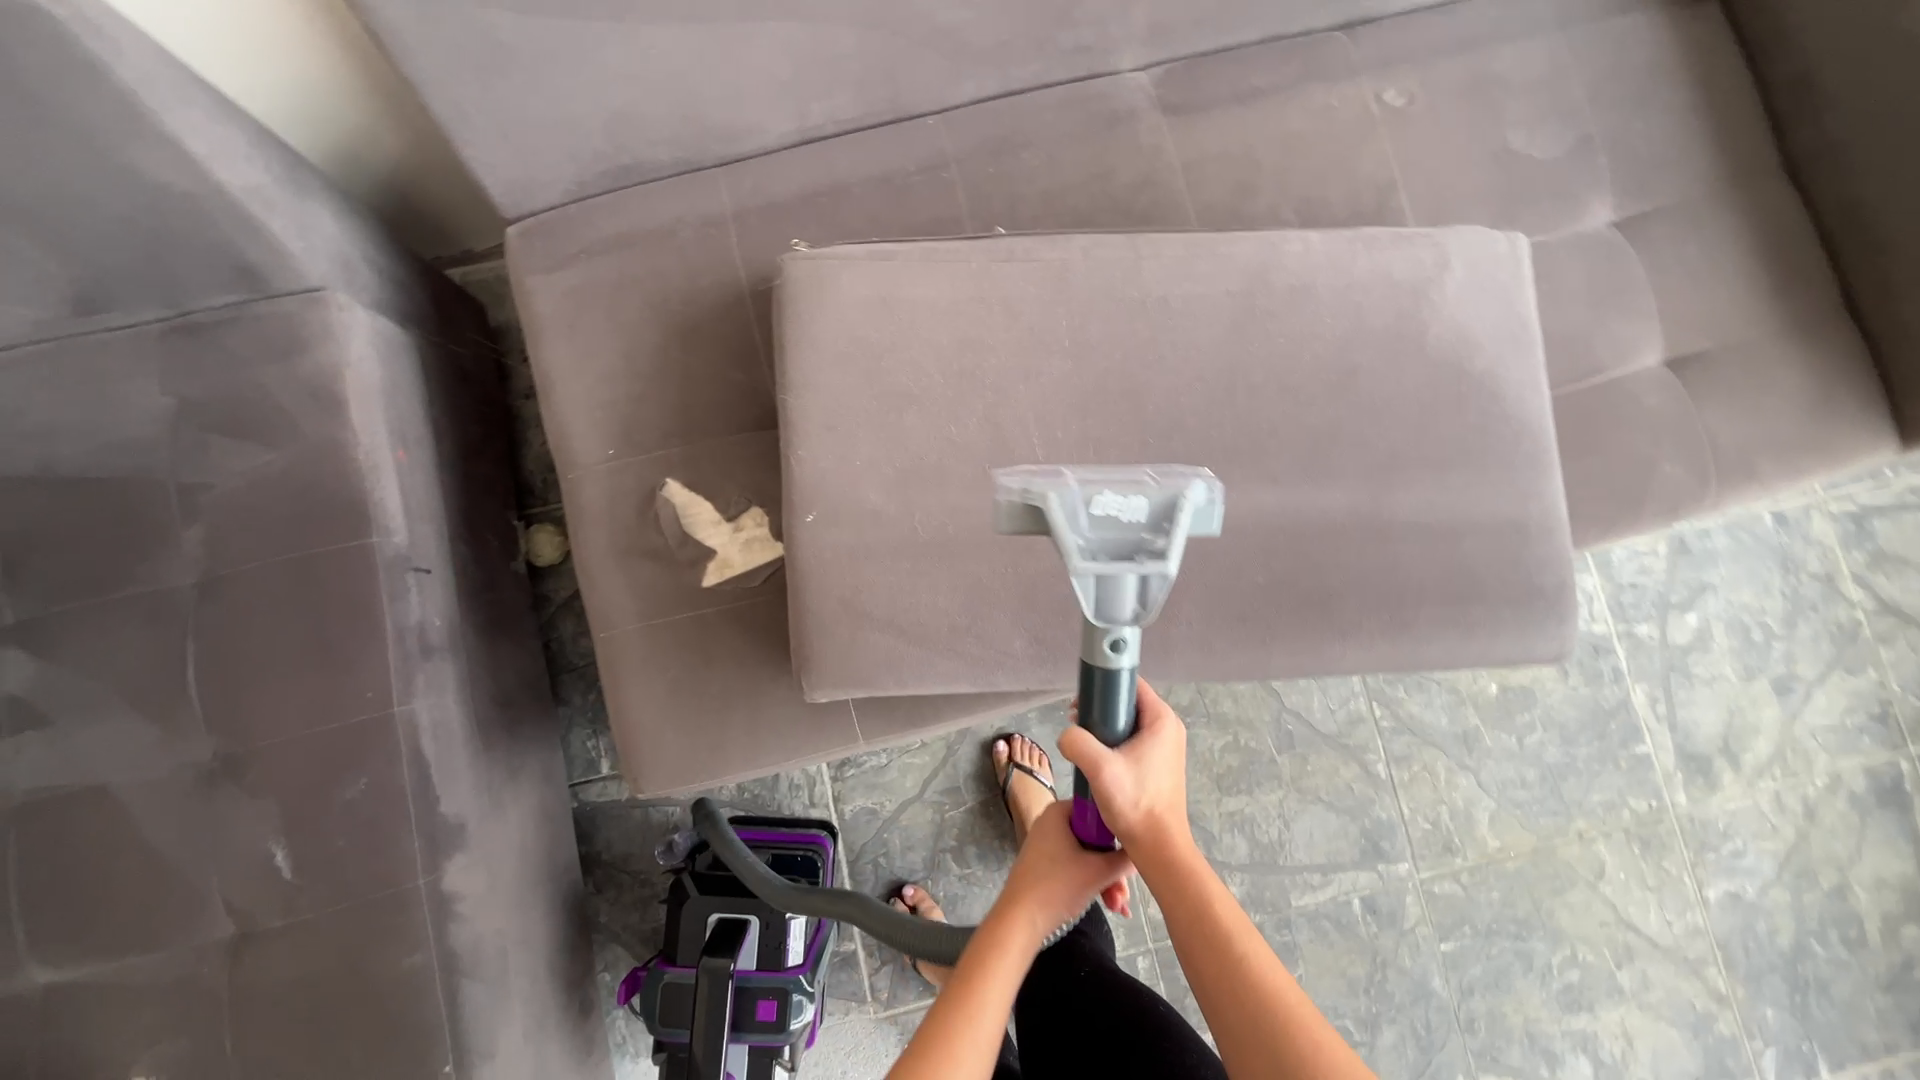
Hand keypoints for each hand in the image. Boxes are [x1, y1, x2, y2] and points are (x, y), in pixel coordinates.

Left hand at [990, 801, 1133, 945]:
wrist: (1019, 921)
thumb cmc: (1058, 887)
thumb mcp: (1099, 872)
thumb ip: (1125, 859)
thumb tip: (1142, 851)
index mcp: (1059, 812)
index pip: (1099, 810)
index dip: (1119, 831)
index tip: (1132, 853)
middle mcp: (1052, 822)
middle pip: (1096, 838)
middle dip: (1114, 868)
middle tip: (1125, 892)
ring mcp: (1047, 844)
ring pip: (1088, 856)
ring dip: (1107, 881)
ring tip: (1119, 907)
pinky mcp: (1045, 865)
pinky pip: (1076, 867)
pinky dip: (1092, 884)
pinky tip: (1111, 907)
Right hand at [1059, 679, 1192, 861]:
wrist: (1159, 846)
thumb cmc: (1135, 802)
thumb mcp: (1099, 768)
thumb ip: (1076, 741)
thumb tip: (1068, 736)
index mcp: (1162, 720)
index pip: (1131, 684)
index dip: (1104, 687)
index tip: (1082, 703)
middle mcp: (1168, 729)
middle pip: (1128, 704)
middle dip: (1101, 711)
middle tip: (1078, 725)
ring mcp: (1166, 748)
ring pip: (1128, 725)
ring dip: (1104, 731)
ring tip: (1084, 747)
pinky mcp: (1159, 765)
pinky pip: (1132, 742)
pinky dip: (1113, 745)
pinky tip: (1097, 763)